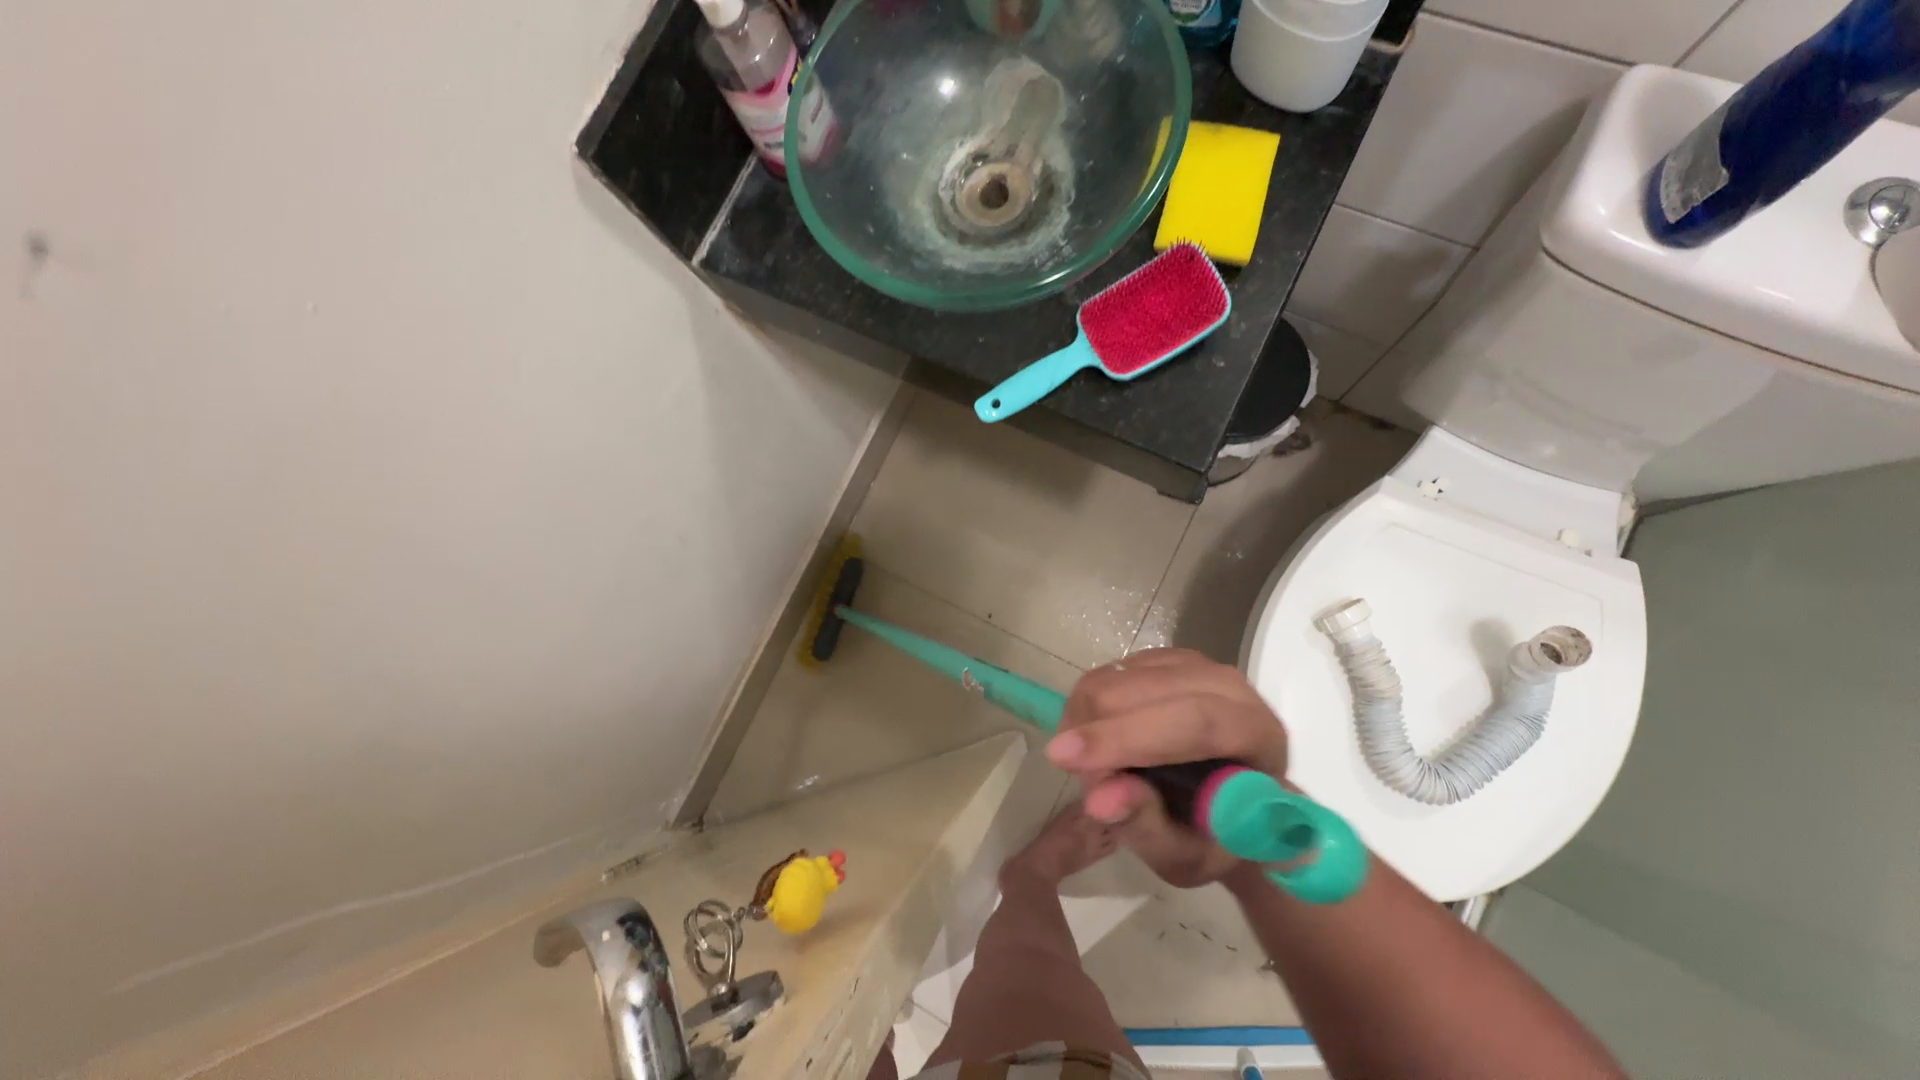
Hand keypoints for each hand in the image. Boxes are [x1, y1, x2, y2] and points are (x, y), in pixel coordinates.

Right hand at [1047, 648, 1289, 887]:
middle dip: (1097, 734)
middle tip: (1082, 782)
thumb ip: (1148, 829)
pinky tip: (1095, 741)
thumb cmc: (1216, 841)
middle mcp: (1232, 688)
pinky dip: (1086, 708)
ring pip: (1118, 677)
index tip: (1062, 757)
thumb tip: (1099, 799)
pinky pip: (1107, 673)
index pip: (1197, 720)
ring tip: (1093, 769)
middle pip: (1147, 689)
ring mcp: (1196, 667)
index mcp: (1259, 736)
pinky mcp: (1164, 661)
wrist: (1230, 812)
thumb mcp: (1186, 859)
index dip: (1127, 736)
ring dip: (1085, 722)